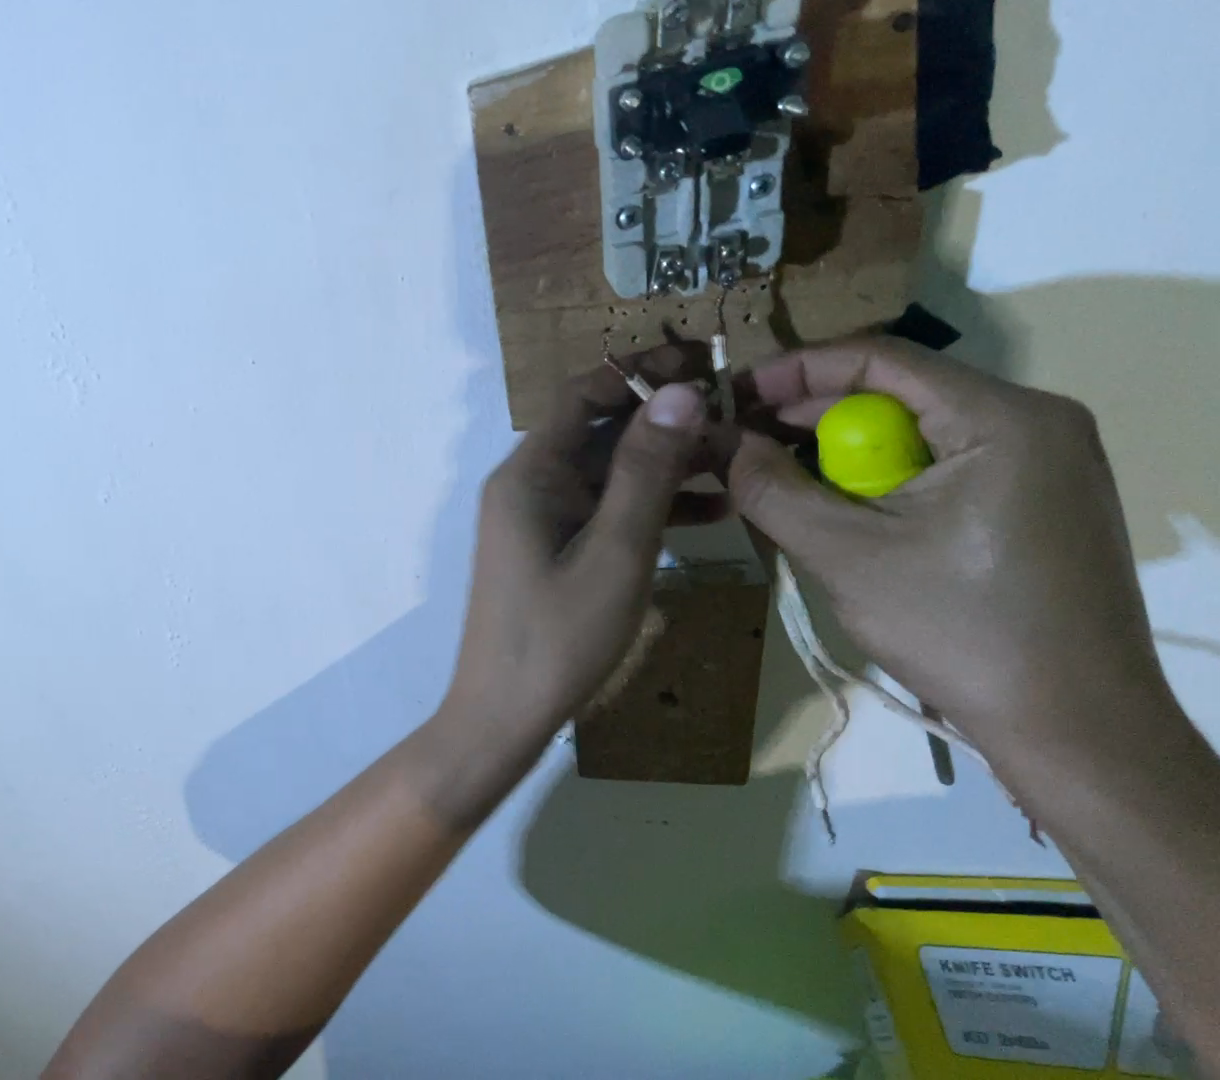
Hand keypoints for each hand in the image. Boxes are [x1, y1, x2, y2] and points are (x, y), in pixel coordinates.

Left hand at [445, 351, 718, 737]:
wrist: (503, 711)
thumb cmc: (558, 636)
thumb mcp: (614, 551)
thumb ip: (645, 471)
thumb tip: (680, 392)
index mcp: (528, 474)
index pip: (582, 395)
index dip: (640, 372)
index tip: (706, 362)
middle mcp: (526, 485)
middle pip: (597, 431)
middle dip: (665, 422)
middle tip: (741, 420)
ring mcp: (536, 518)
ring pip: (605, 473)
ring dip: (666, 466)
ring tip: (740, 465)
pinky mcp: (549, 548)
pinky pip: (601, 510)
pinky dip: (648, 506)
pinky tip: (711, 513)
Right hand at [728, 338, 1175, 755]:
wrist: (1068, 722)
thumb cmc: (955, 628)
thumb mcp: (842, 554)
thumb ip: (769, 489)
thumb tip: (720, 440)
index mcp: (1001, 418)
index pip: (880, 359)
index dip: (794, 370)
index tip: (730, 396)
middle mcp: (1033, 422)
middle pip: (897, 393)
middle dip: (810, 419)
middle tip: (741, 446)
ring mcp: (1040, 463)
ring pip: (913, 434)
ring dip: (840, 457)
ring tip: (778, 487)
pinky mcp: (1033, 501)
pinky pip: (938, 466)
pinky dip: (878, 483)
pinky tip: (839, 517)